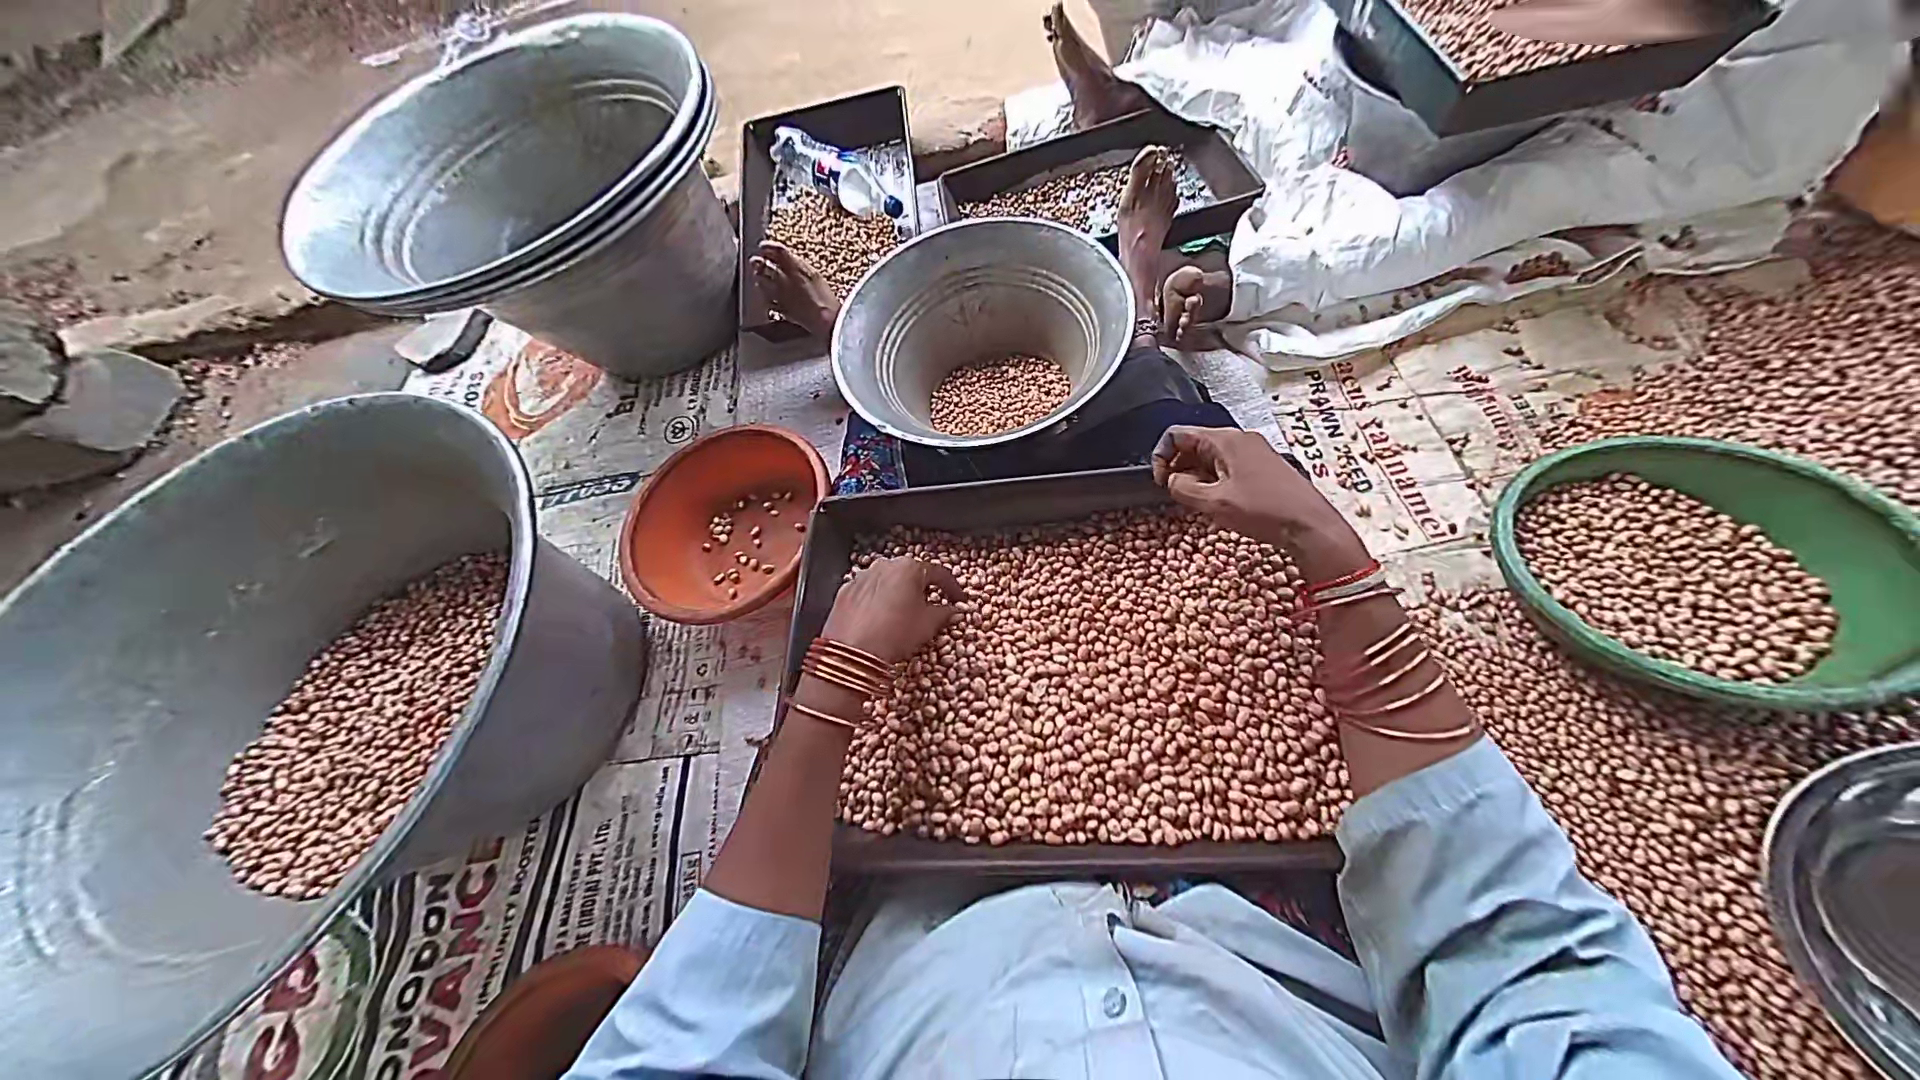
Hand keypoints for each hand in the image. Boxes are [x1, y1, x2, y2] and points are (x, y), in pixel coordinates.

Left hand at [821, 557, 962, 662]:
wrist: (851, 652)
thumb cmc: (894, 633)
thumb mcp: (928, 624)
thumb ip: (945, 613)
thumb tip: (953, 610)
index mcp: (910, 568)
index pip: (939, 573)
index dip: (952, 588)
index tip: (958, 599)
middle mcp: (884, 566)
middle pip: (911, 574)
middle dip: (923, 589)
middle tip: (932, 607)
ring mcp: (862, 577)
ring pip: (887, 582)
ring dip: (898, 594)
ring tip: (904, 615)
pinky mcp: (845, 592)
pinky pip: (868, 593)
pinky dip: (878, 602)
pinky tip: (881, 619)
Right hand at [1151, 425, 1371, 580]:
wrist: (1310, 526)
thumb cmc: (1264, 511)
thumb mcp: (1213, 503)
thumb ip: (1183, 488)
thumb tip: (1170, 481)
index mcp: (1225, 440)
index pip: (1177, 434)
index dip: (1161, 456)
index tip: (1160, 481)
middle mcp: (1239, 439)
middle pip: (1193, 443)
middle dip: (1177, 466)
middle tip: (1174, 493)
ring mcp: (1253, 452)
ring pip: (1210, 456)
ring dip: (1195, 476)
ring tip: (1196, 501)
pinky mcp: (1262, 467)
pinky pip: (1226, 466)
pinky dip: (1213, 480)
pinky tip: (1217, 502)